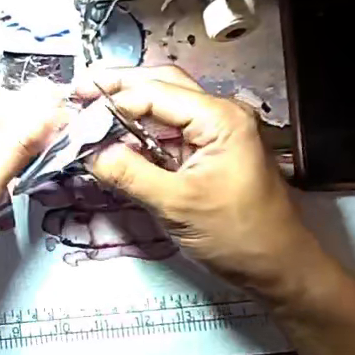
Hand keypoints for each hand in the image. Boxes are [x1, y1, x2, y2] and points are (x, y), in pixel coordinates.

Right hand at [80, 66, 331, 303]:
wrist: (278, 266)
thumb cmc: (236, 234)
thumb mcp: (177, 205)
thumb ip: (130, 173)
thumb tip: (88, 150)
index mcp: (220, 118)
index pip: (156, 93)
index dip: (113, 100)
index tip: (76, 111)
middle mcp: (221, 115)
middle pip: (163, 87)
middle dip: (120, 89)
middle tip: (79, 91)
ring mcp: (218, 134)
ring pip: (166, 109)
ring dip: (130, 110)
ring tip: (91, 111)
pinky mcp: (212, 154)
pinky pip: (172, 135)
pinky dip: (144, 134)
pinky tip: (118, 138)